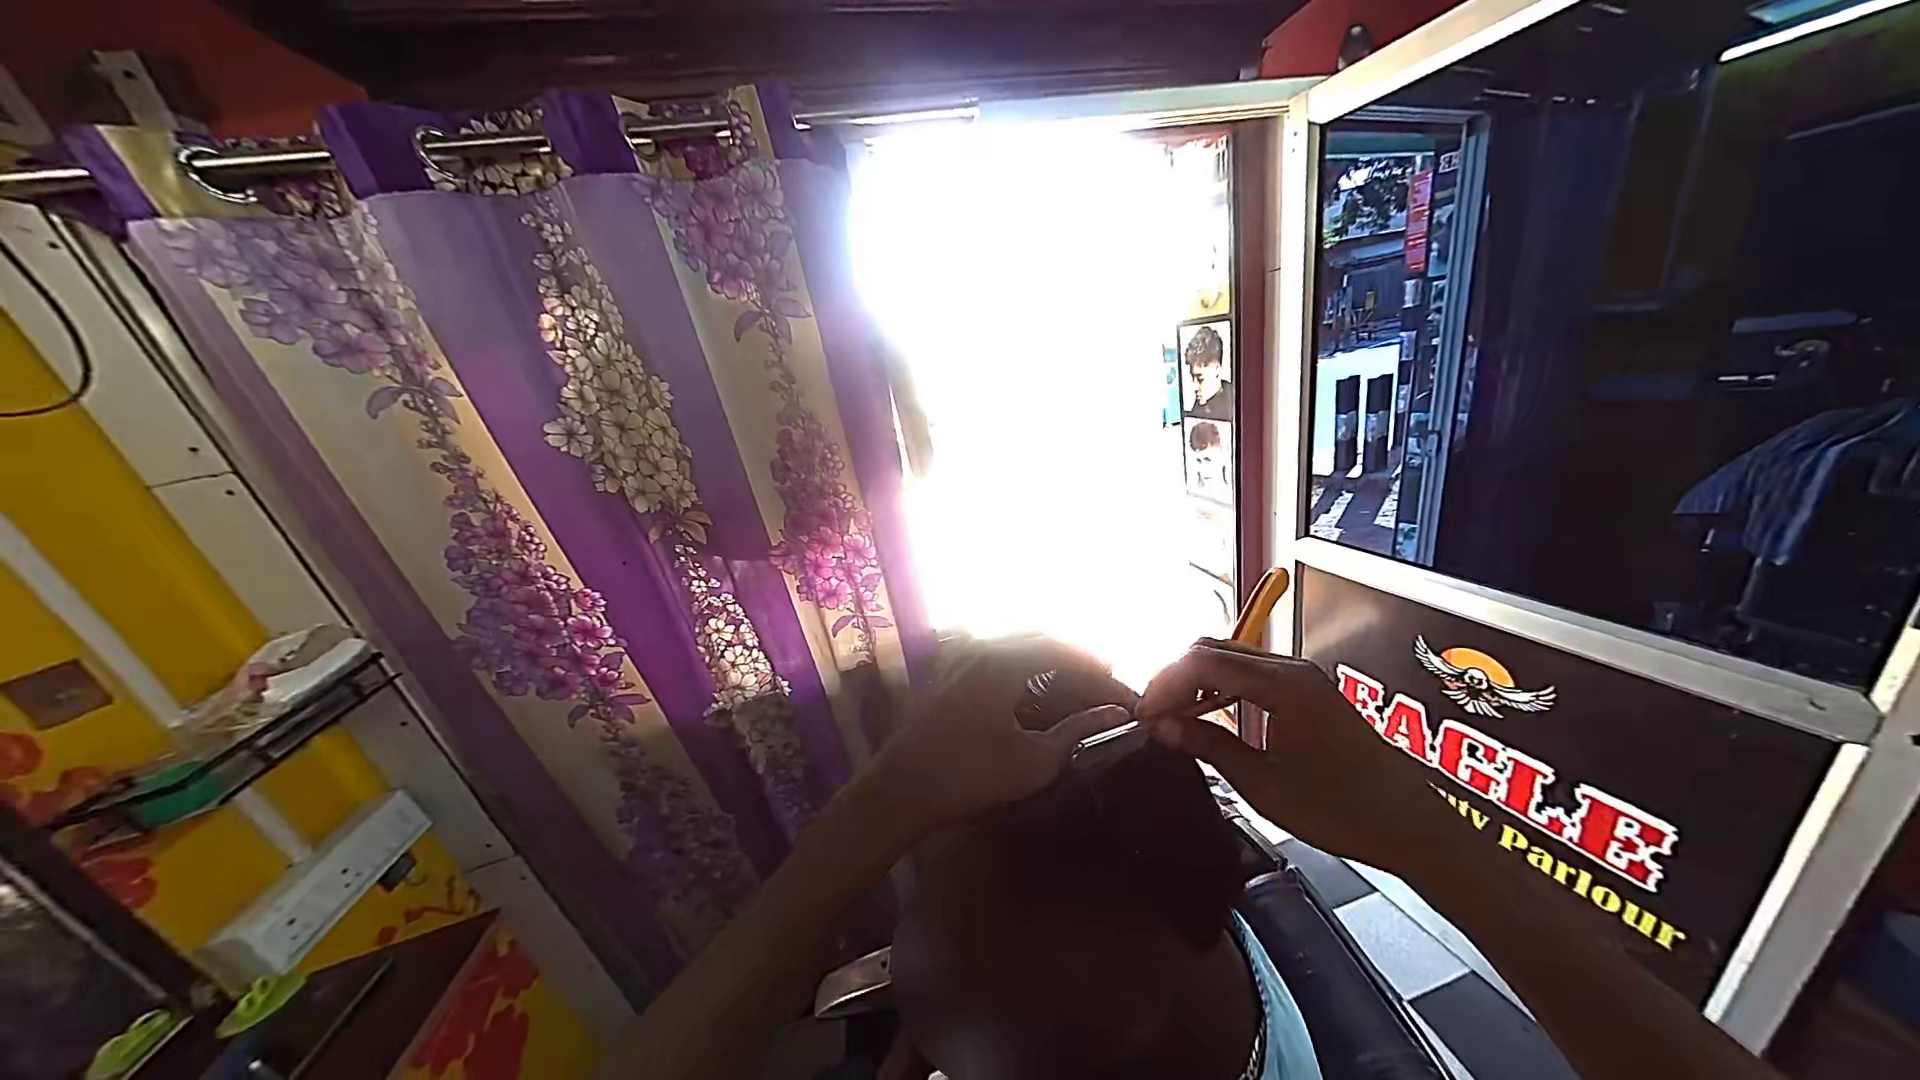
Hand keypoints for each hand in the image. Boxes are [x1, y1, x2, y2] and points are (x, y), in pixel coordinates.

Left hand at [855, 641, 1129, 837]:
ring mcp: (958, 663)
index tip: (1121, 688)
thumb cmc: (969, 774)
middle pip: (1036, 641)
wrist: (899, 791)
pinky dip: (1023, 672)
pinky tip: (1033, 694)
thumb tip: (1113, 714)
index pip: (1060, 651)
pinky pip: (995, 662)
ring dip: (1047, 663)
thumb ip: (1077, 731)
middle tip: (1102, 678)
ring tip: (1074, 684)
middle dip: (1073, 658)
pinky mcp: (948, 680)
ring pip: (1013, 649)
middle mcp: (978, 650)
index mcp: (1000, 660)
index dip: (1096, 669)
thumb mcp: (1034, 760)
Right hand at [1138, 639, 1442, 872]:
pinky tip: (1207, 714)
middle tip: (1152, 714)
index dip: (1165, 684)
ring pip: (1228, 658)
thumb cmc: (1344, 811)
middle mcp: (1292, 668)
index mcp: (1284, 685)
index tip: (1143, 713)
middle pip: (1213, 650)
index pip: (1203, 662)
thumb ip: (1208, 746)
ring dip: (1195, 682)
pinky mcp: (1306, 689)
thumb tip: (1161, 727)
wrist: (1414, 826)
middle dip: (1175, 678)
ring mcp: (1301, 676)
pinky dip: (1219, 687)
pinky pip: (1248, 672)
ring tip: (1173, 717)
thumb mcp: (1264, 784)